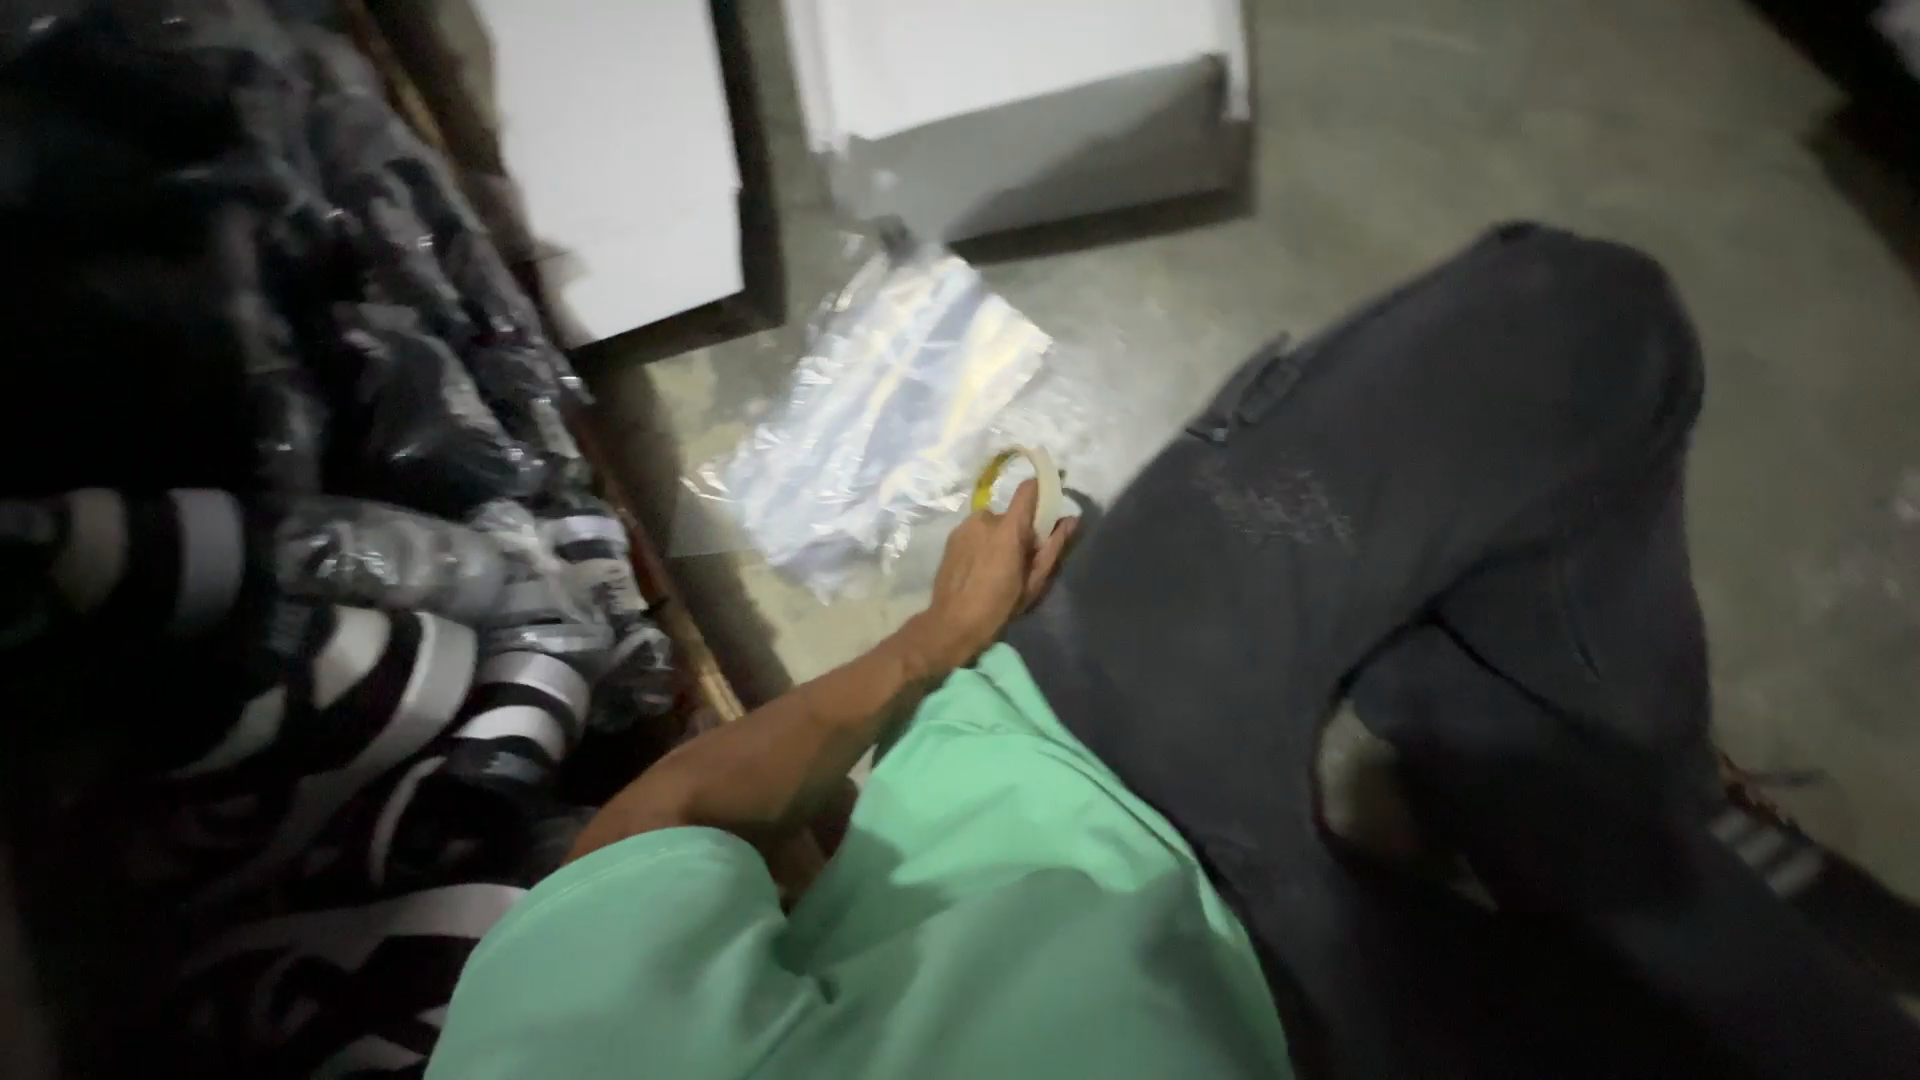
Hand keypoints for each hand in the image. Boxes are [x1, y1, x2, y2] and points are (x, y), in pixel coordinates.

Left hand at [902, 479, 1076, 674]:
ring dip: (999, 537)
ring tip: (997, 567)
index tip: (1051, 500)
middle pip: (1011, 513)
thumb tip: (1070, 520)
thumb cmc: (998, 606)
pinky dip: (982, 543)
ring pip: (992, 524)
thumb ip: (1054, 547)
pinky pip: (976, 532)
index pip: (1028, 490)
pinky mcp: (951, 537)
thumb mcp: (1034, 582)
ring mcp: (963, 527)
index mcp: (1007, 529)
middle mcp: (984, 519)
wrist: (951, 623)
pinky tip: (979, 568)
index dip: (1042, 489)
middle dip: (1019, 530)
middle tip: (1021, 559)